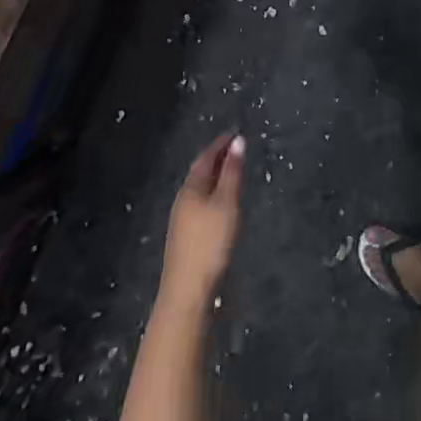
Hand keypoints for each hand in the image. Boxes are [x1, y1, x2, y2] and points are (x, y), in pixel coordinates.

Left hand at [161, 132, 245, 303]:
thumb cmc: (210, 241)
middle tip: (236, 146)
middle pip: (200, 171)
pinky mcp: (186, 233)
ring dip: (216, 174)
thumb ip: (233, 173)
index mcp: (191, 188)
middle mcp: (183, 199)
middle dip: (217, 157)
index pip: (206, 158)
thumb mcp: (227, 203)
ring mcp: (182, 218)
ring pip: (200, 187)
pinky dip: (213, 190)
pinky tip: (222, 198)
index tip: (236, 132)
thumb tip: (238, 141)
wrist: (187, 289)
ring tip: (233, 168)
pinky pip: (201, 200)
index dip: (221, 143)